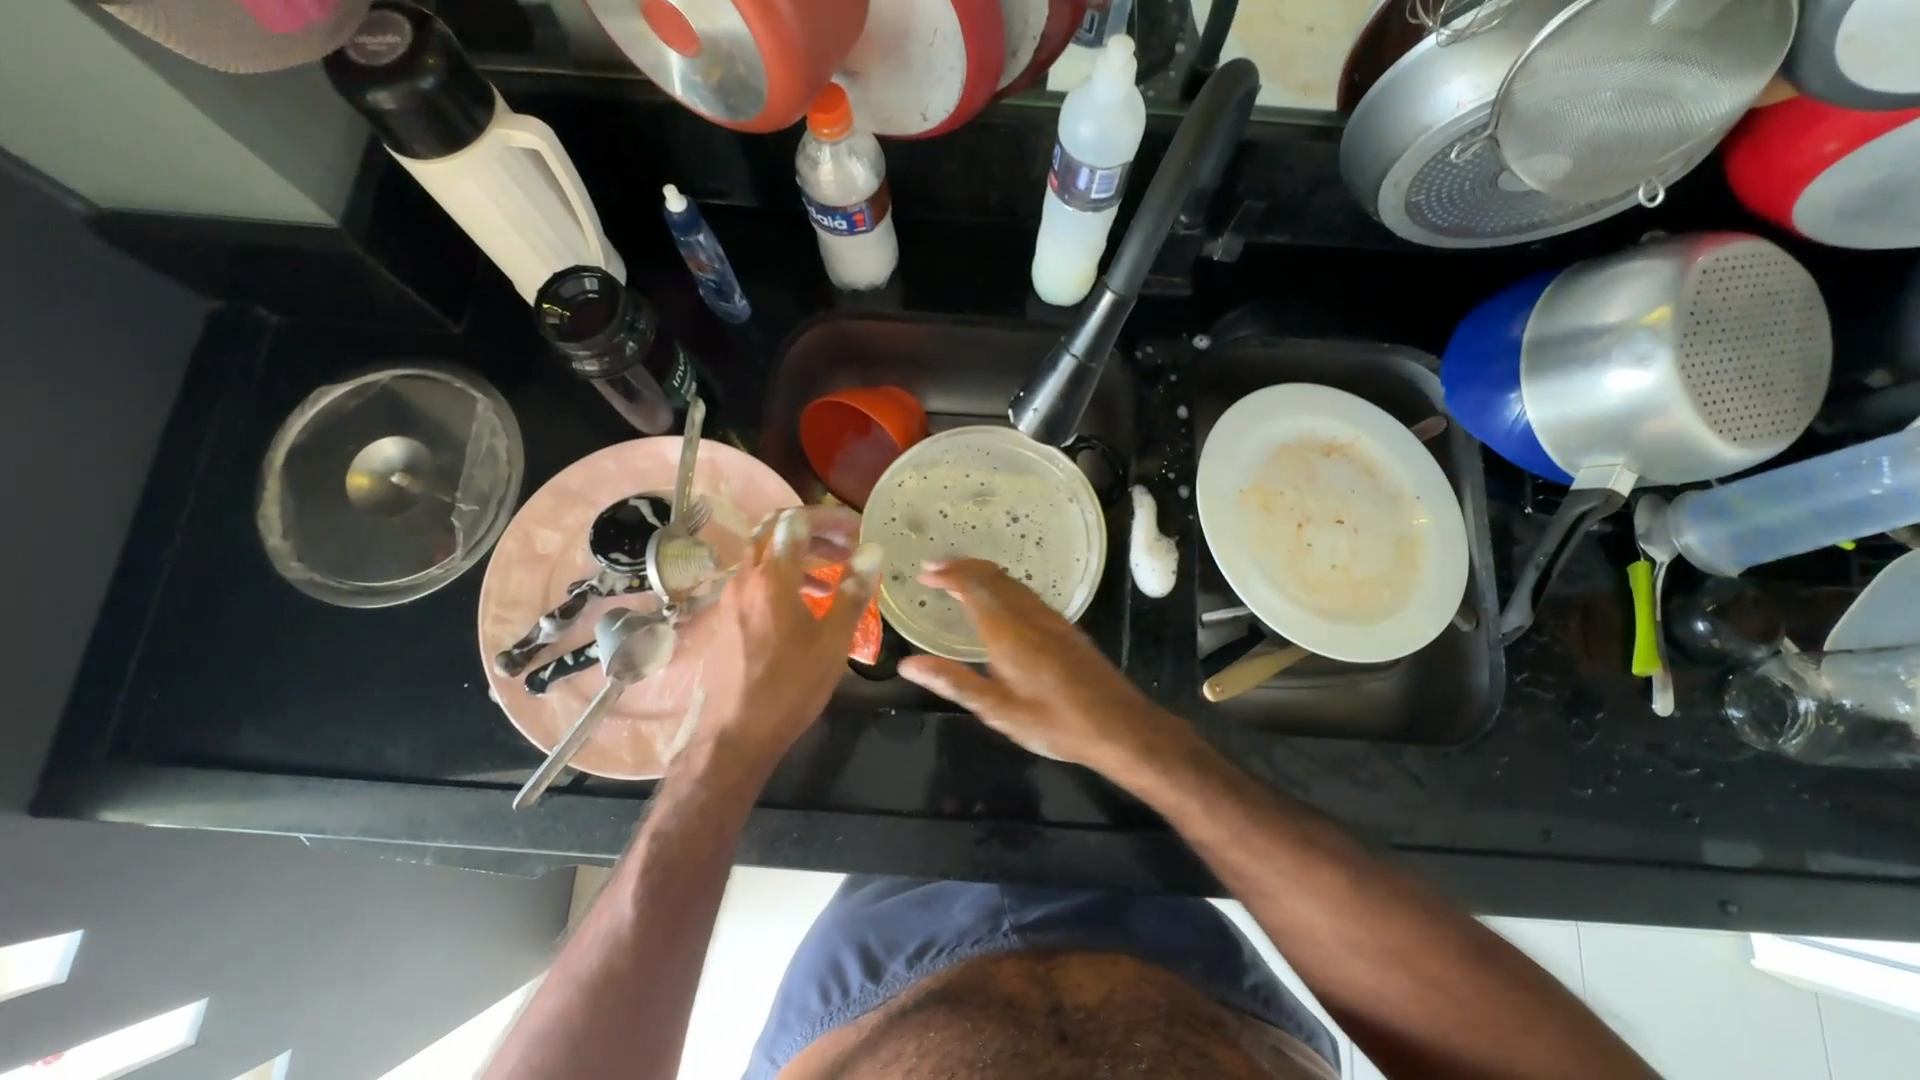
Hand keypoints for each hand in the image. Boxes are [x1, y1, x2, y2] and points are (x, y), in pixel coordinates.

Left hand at [688, 505, 880, 775]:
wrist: (737, 732)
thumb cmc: (791, 686)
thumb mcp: (833, 641)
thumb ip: (852, 592)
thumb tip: (872, 551)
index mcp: (771, 578)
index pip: (796, 521)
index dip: (829, 518)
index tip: (858, 530)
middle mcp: (745, 578)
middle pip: (774, 530)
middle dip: (813, 529)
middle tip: (846, 543)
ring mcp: (731, 597)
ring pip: (764, 554)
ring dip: (799, 552)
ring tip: (836, 571)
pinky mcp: (728, 616)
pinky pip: (756, 578)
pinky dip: (783, 574)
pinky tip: (808, 600)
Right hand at [897, 559, 1192, 771]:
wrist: (1119, 725)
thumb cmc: (1054, 722)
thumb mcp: (998, 710)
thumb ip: (954, 682)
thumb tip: (908, 664)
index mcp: (1008, 632)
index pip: (973, 587)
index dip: (948, 574)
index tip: (924, 573)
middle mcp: (1030, 616)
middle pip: (994, 577)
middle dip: (962, 567)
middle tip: (935, 568)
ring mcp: (1052, 620)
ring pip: (1013, 584)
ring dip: (983, 574)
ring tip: (960, 579)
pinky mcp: (1066, 629)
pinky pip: (1027, 595)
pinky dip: (1004, 587)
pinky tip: (1002, 602)